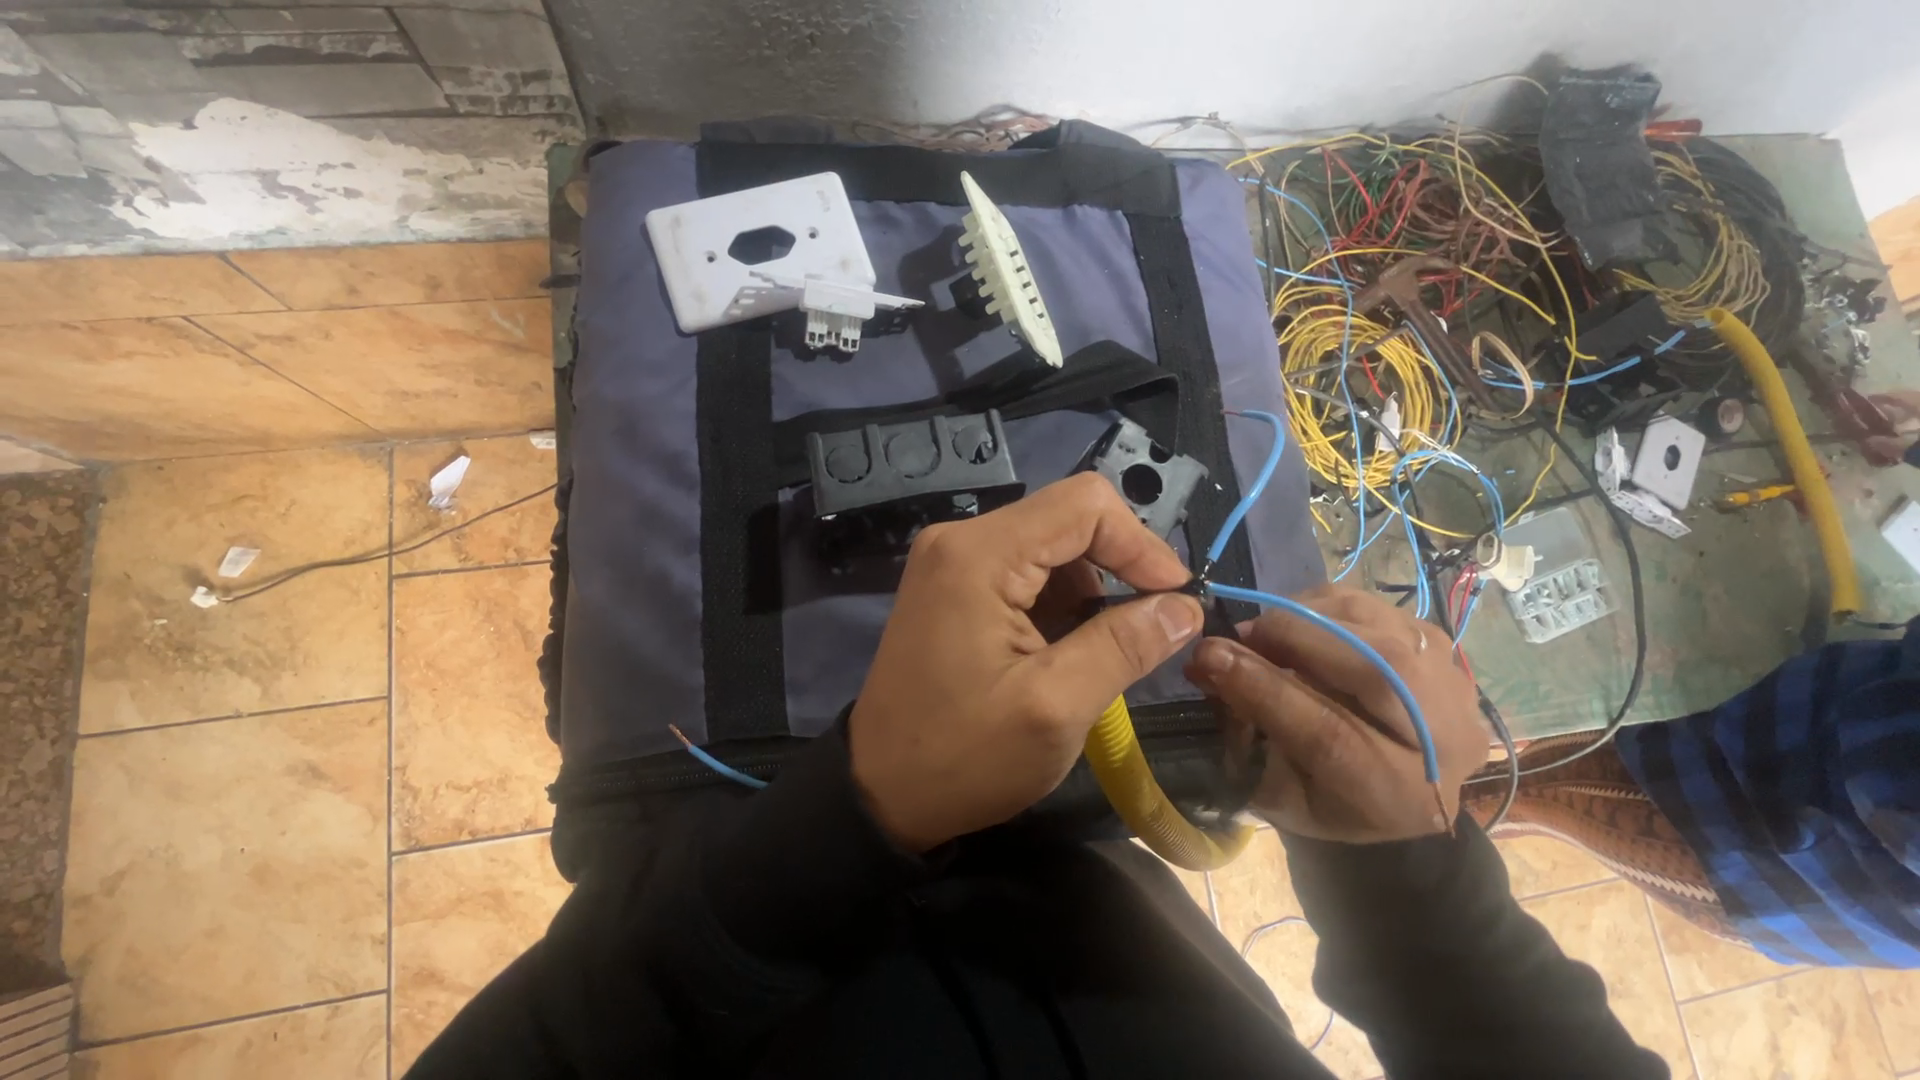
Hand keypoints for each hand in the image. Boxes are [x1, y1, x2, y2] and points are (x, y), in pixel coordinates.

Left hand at [848, 474, 1203, 851]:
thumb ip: (1124, 646)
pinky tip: (1068, 650)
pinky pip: (1024, 573)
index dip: (1140, 544)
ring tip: (1107, 650)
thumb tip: (1186, 608)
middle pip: (1066, 519)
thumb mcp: (1055, 706)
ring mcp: (952, 563)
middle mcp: (961, 541)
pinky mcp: (953, 589)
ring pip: (1050, 547)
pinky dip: (1060, 603)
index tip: (1175, 600)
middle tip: (1150, 629)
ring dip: (1091, 590)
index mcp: (979, 554)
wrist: (881, 793)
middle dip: (1118, 568)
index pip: (1084, 505)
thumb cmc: (963, 756)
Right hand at [1184, 585, 1485, 842]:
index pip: (1329, 731)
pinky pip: (1379, 608)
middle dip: (1293, 636)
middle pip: (1374, 664)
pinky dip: (1331, 606)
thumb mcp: (1279, 791)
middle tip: (1240, 634)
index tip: (1208, 655)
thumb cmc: (1331, 804)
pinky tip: (1302, 623)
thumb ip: (1246, 731)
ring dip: (1310, 614)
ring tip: (1269, 630)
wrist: (1406, 801)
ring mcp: (1453, 686)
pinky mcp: (1444, 649)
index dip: (1264, 685)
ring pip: (1378, 625)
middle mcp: (1444, 738)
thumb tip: (1208, 662)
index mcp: (1394, 792)